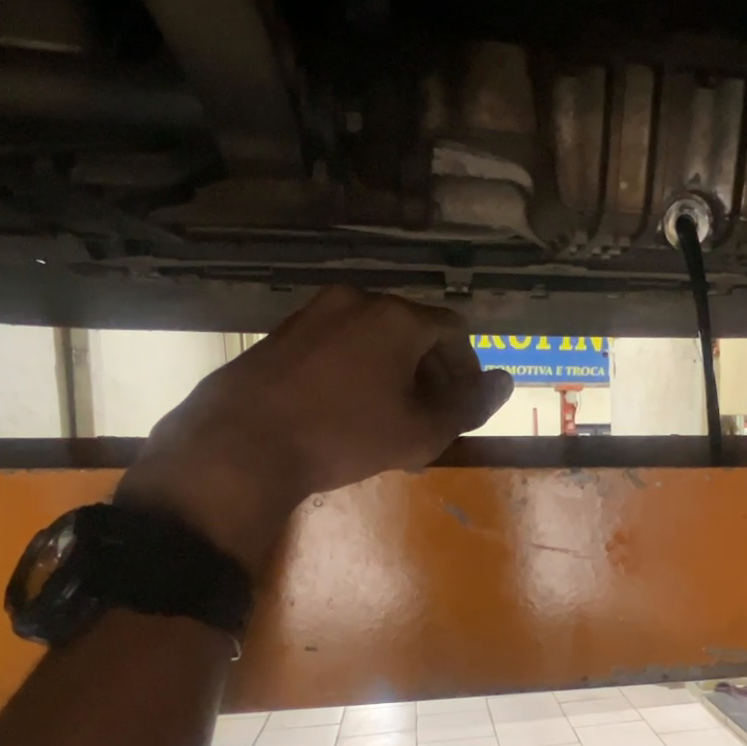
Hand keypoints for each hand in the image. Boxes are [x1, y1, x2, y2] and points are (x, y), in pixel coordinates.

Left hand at [116, 286, 513, 571]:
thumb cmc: (344, 436)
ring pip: (374, 341)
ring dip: (395, 377)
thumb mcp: (420, 432)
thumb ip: (469, 406)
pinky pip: (339, 347)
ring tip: (391, 424)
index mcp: (396, 316)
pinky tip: (348, 415)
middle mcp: (356, 301)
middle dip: (431, 376)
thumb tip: (506, 382)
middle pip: (414, 333)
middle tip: (430, 421)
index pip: (454, 332)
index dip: (468, 371)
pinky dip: (358, 374)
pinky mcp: (281, 335)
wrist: (240, 444)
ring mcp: (313, 314)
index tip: (463, 409)